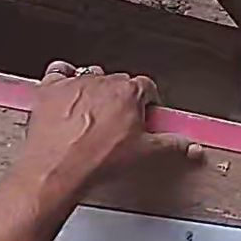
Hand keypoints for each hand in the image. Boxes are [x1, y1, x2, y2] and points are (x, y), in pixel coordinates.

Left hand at [12, 62, 201, 199]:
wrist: (57, 168)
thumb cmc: (96, 159)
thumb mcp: (144, 153)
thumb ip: (171, 145)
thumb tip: (189, 146)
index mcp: (128, 92)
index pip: (146, 86)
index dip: (148, 100)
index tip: (146, 111)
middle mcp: (102, 82)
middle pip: (119, 82)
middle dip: (122, 98)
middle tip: (121, 119)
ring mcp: (75, 83)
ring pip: (91, 76)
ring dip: (95, 89)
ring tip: (94, 111)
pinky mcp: (51, 89)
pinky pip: (59, 72)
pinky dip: (64, 77)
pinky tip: (67, 90)